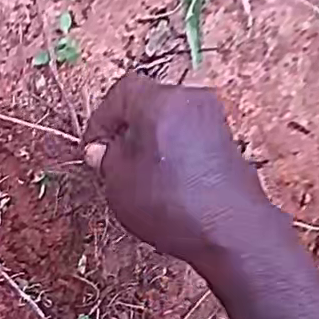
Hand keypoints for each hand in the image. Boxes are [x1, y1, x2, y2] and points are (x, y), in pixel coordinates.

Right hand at [82, 72, 281, 265]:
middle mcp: (190, 100)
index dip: (100, 119)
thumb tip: (100, 150)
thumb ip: (106, 158)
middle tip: (111, 163)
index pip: (122, 91)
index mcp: (160, 102)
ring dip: (147, 143)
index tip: (92, 148)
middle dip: (125, 130)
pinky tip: (162, 183)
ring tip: (136, 177)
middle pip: (148, 103)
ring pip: (168, 121)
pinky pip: (186, 136)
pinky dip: (169, 152)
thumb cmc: (167, 202)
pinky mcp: (224, 140)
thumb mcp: (119, 183)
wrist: (226, 227)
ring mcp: (212, 118)